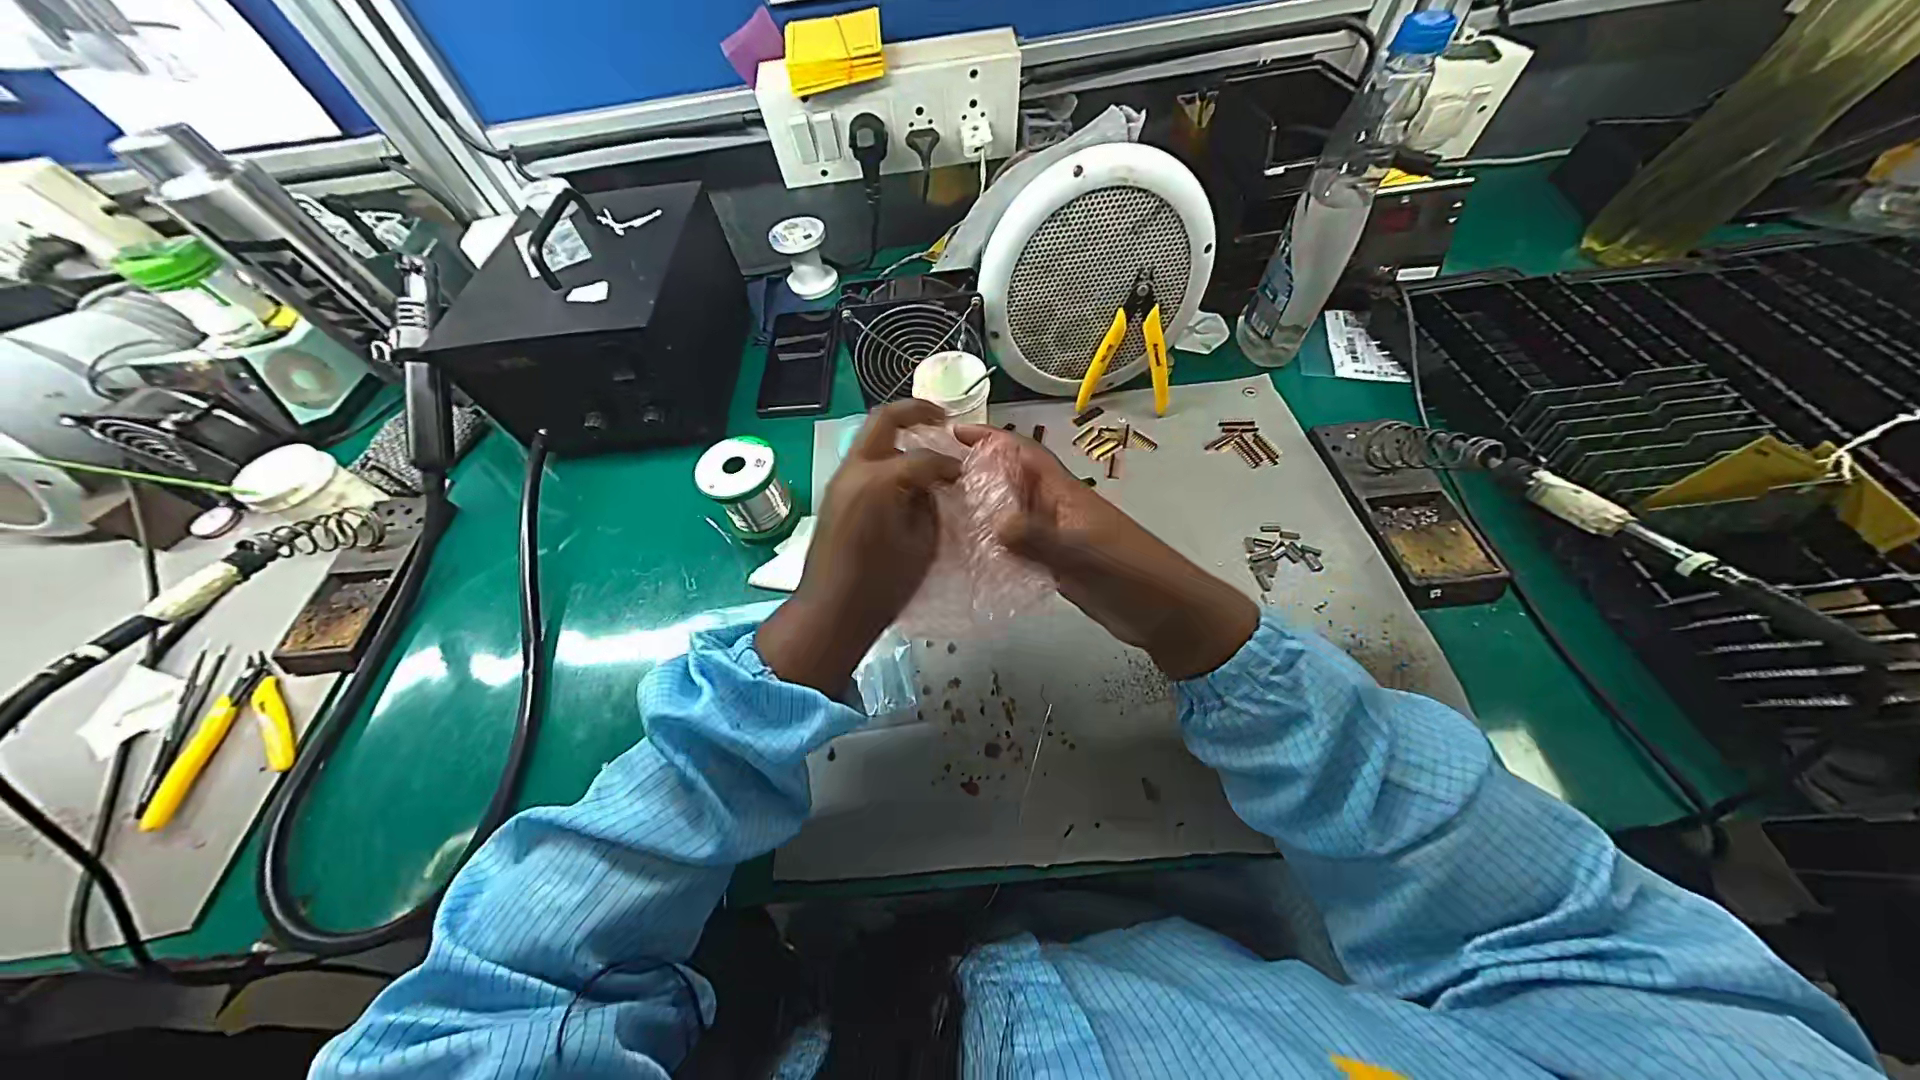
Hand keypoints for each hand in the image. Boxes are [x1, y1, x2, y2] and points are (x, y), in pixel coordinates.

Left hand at [759, 400, 960, 692]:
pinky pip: (863, 460)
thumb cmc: (883, 585)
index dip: (949, 465)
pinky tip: (904, 473)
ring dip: (897, 434)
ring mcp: (840, 480)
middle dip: (915, 411)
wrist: (832, 610)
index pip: (925, 459)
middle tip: (941, 417)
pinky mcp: (834, 494)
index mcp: (881, 481)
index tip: (963, 475)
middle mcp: (855, 470)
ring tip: (925, 445)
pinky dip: (885, 456)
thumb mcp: (922, 544)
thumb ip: (929, 505)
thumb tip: (931, 486)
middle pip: (884, 419)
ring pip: (869, 438)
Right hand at [954, 425, 1256, 678]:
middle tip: (934, 477)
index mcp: (1066, 495)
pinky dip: (995, 547)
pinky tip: (971, 556)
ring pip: (1012, 516)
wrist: (1166, 614)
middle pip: (1012, 482)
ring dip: (982, 511)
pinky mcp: (1057, 565)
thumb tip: (992, 522)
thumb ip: (1040, 537)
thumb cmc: (1132, 574)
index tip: (955, 432)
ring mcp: (1057, 538)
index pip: (1024, 455)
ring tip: (941, 511)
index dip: (991, 439)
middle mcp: (1057, 510)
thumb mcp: (1085, 553)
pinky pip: (1018, 549)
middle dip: (977, 473)